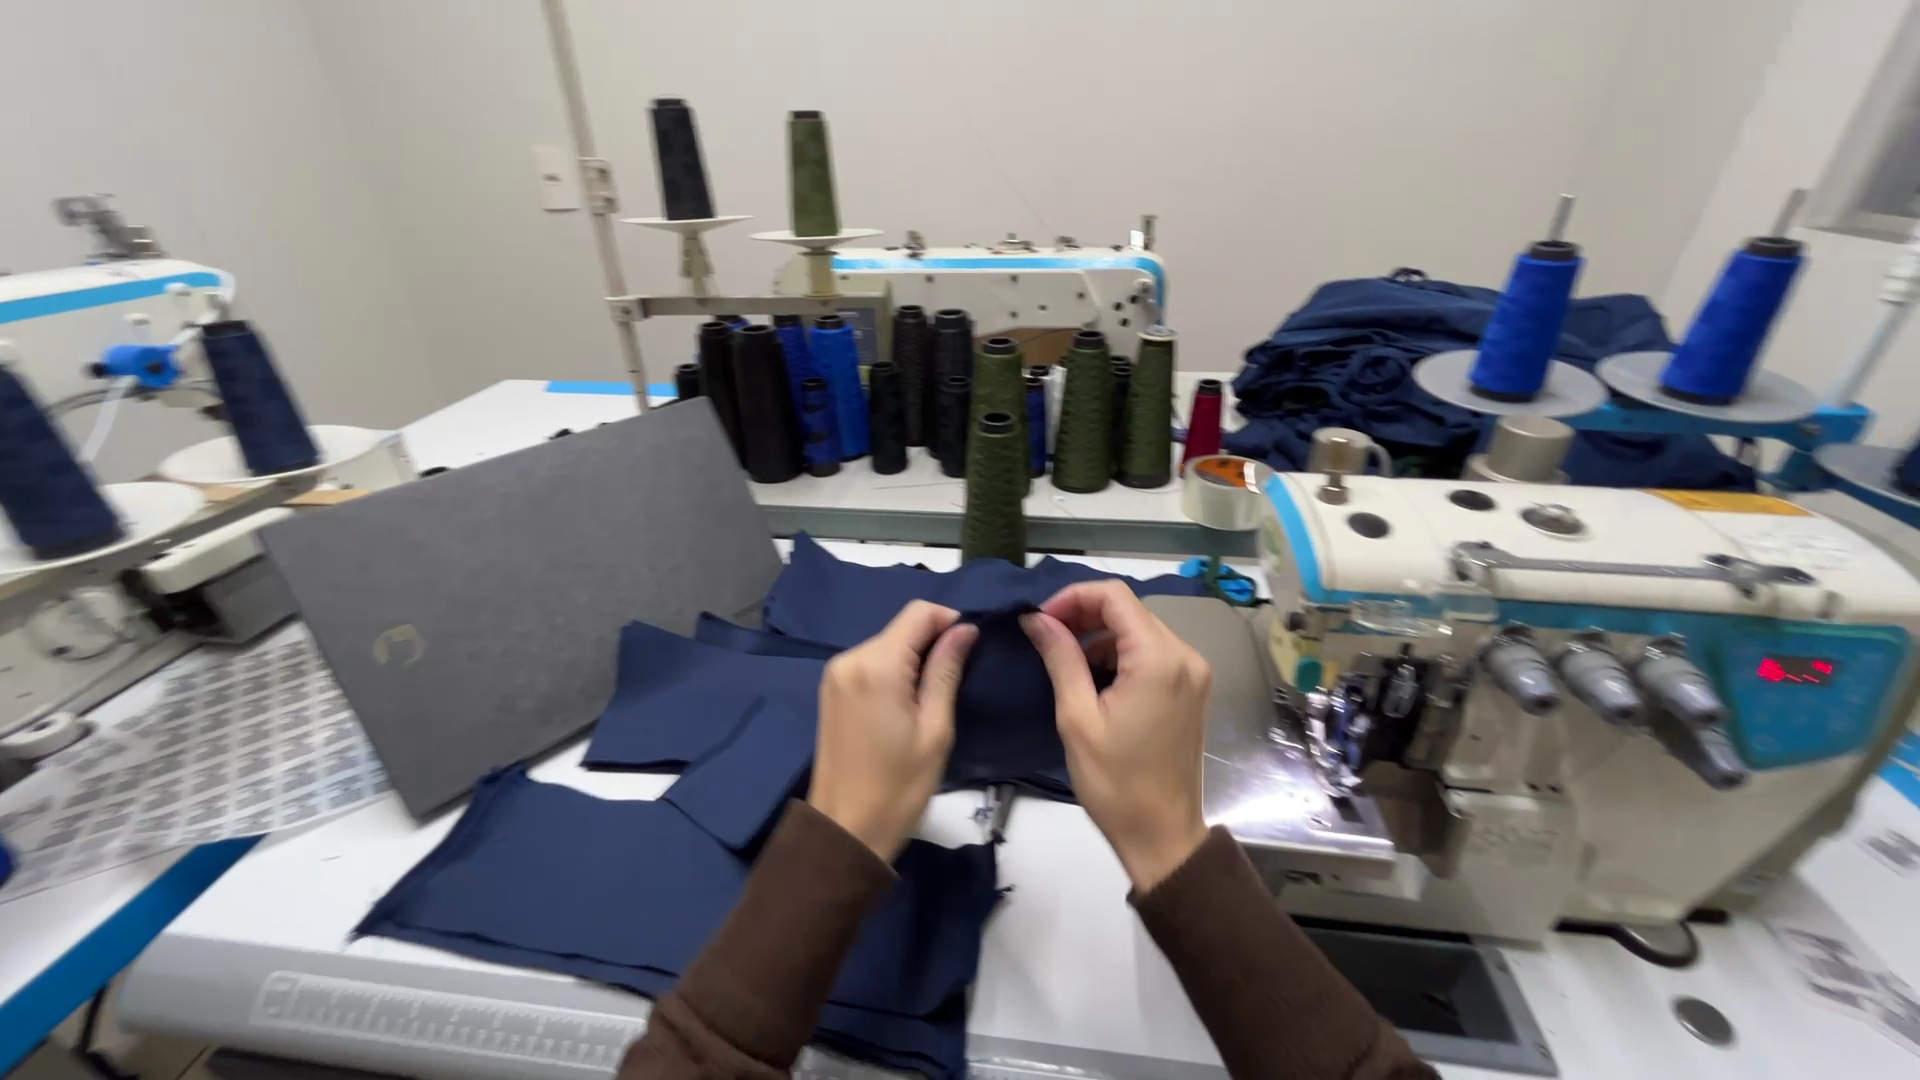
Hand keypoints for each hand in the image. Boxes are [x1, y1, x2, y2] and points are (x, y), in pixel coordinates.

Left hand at [810, 601, 977, 860]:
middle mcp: (850, 658)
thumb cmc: (898, 786)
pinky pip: (871, 663)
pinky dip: (895, 671)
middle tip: (958, 679)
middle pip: (902, 627)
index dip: (951, 621)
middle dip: (933, 642)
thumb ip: (947, 670)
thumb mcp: (935, 729)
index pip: (919, 612)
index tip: (971, 650)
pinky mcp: (832, 690)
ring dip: (914, 658)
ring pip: (888, 644)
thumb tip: (965, 629)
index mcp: (876, 664)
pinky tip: (907, 703)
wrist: (845, 831)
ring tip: (934, 696)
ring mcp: (836, 674)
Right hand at [1022, 581, 1211, 891]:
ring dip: (1099, 635)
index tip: (1041, 620)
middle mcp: (1184, 655)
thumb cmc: (1115, 783)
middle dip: (1083, 614)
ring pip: (1139, 628)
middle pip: (1129, 609)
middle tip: (1045, 637)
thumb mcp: (1077, 717)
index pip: (1114, 596)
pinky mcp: (1191, 688)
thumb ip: (1060, 657)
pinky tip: (1092, 676)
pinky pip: (1151, 652)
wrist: (1162, 836)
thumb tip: (1036, 618)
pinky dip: (1119, 654)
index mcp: (1159, 659)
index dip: (1072, 597)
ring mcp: (1192, 672)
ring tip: (1063, 658)